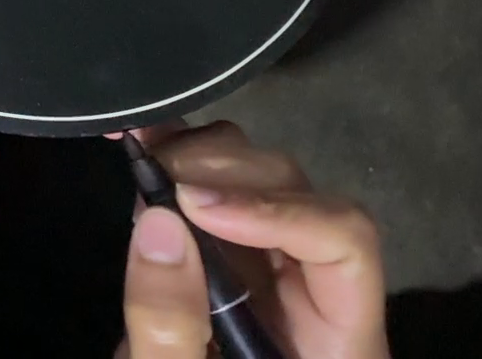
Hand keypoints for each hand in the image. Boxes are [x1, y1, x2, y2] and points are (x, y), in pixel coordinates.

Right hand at [115, 122, 389, 358]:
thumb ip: (171, 328)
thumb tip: (160, 219)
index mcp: (336, 344)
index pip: (343, 242)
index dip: (272, 209)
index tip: (191, 205)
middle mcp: (314, 290)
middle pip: (300, 194)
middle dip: (224, 175)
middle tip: (155, 179)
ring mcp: (270, 262)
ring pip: (261, 174)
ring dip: (199, 157)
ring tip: (142, 167)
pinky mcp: (224, 245)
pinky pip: (215, 179)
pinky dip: (175, 152)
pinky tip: (138, 143)